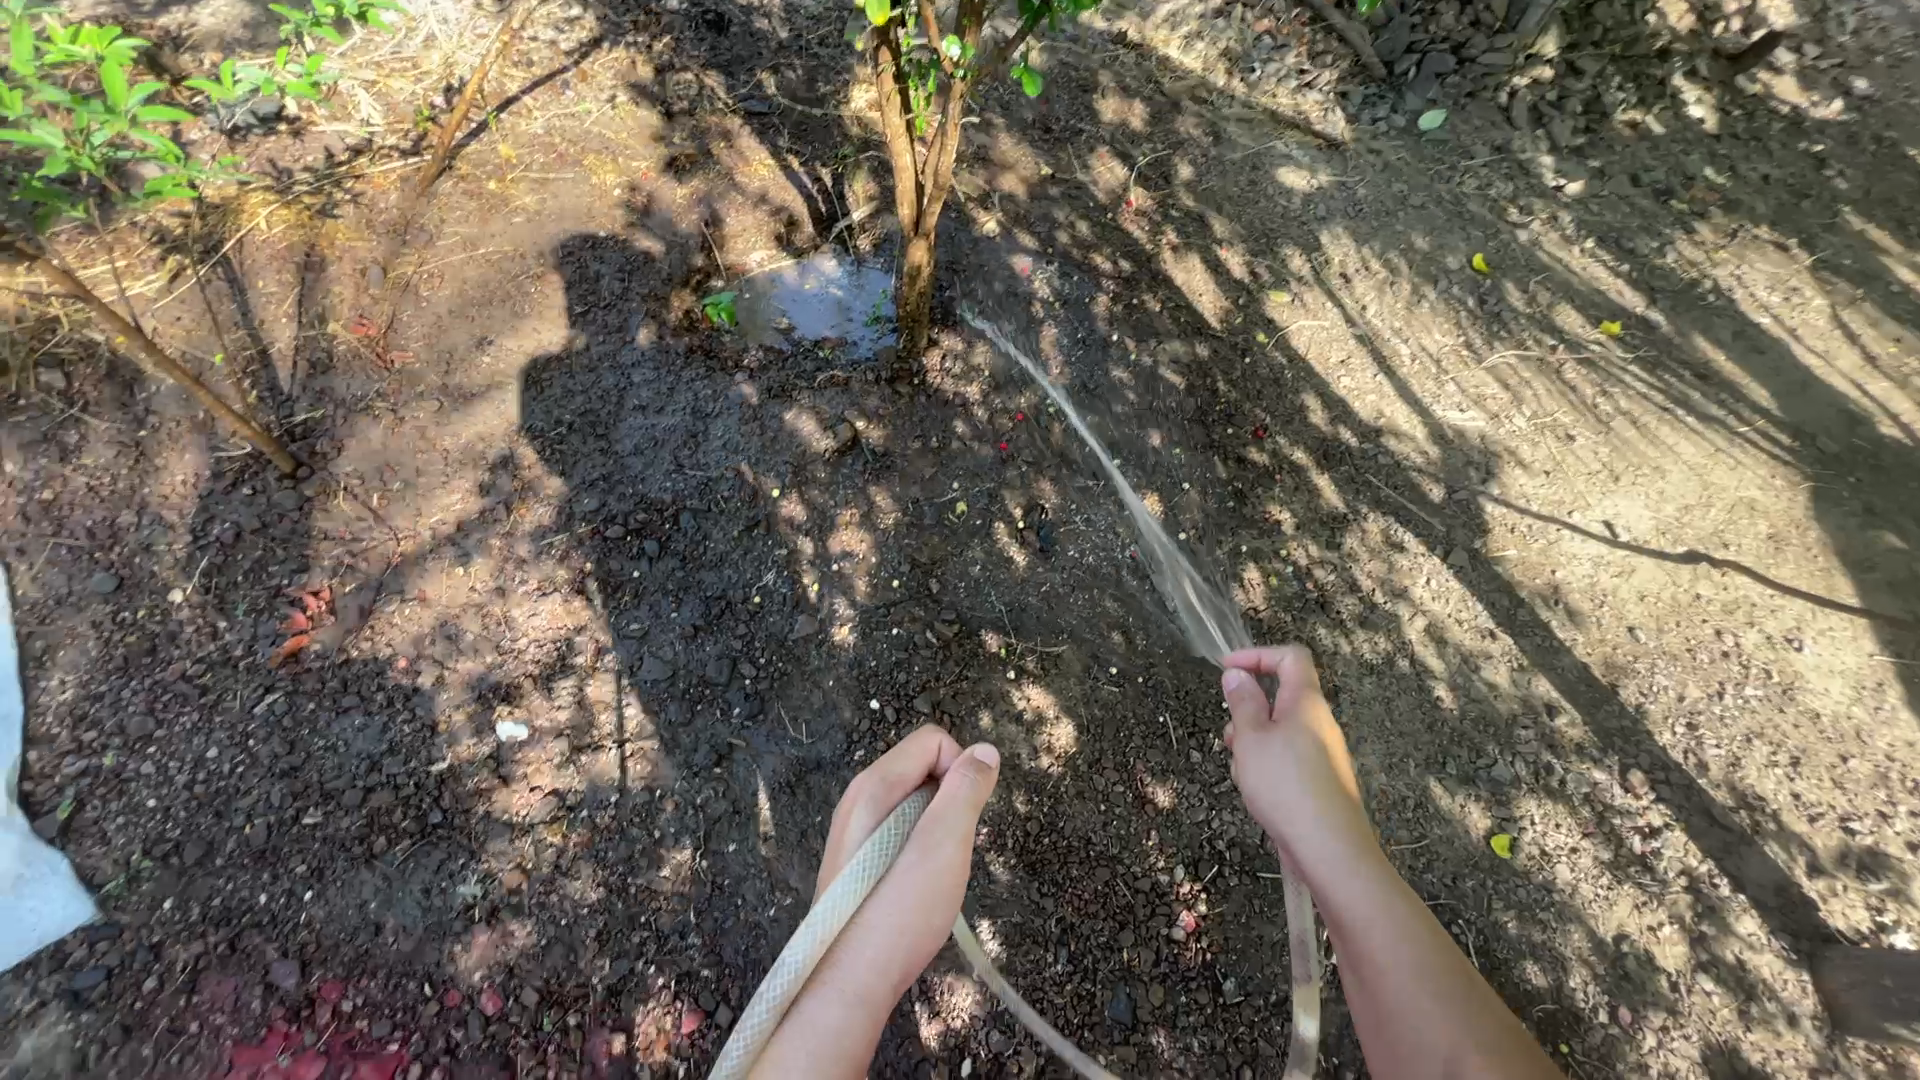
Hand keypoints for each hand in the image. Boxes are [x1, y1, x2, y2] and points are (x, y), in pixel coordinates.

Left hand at [750, 726, 1000, 1078]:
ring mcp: (855, 828)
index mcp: (875, 784)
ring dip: (940, 826)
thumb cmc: (900, 909)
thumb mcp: (944, 843)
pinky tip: (921, 885)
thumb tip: (985, 750)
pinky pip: (900, 828)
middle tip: (956, 848)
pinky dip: (921, 845)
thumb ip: (965, 790)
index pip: (932, 740)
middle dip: (952, 798)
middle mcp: (859, 796)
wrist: (848, 981)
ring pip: (915, 801)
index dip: (961, 768)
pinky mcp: (857, 857)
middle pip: (922, 767)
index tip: (967, 816)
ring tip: (940, 871)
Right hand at [1220, 645, 1375, 877]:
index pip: (1290, 657)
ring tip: (1243, 772)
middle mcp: (1318, 723)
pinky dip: (1265, 767)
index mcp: (1306, 702)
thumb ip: (1242, 702)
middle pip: (1278, 698)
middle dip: (1246, 713)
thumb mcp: (1251, 737)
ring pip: (1276, 732)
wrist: (1329, 850)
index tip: (1226, 669)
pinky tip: (1257, 793)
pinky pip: (1284, 759)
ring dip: (1251, 744)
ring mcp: (1321, 753)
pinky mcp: (1318, 780)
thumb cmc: (1286, 784)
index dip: (1257, 654)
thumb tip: (1237, 674)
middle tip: (1231, 736)